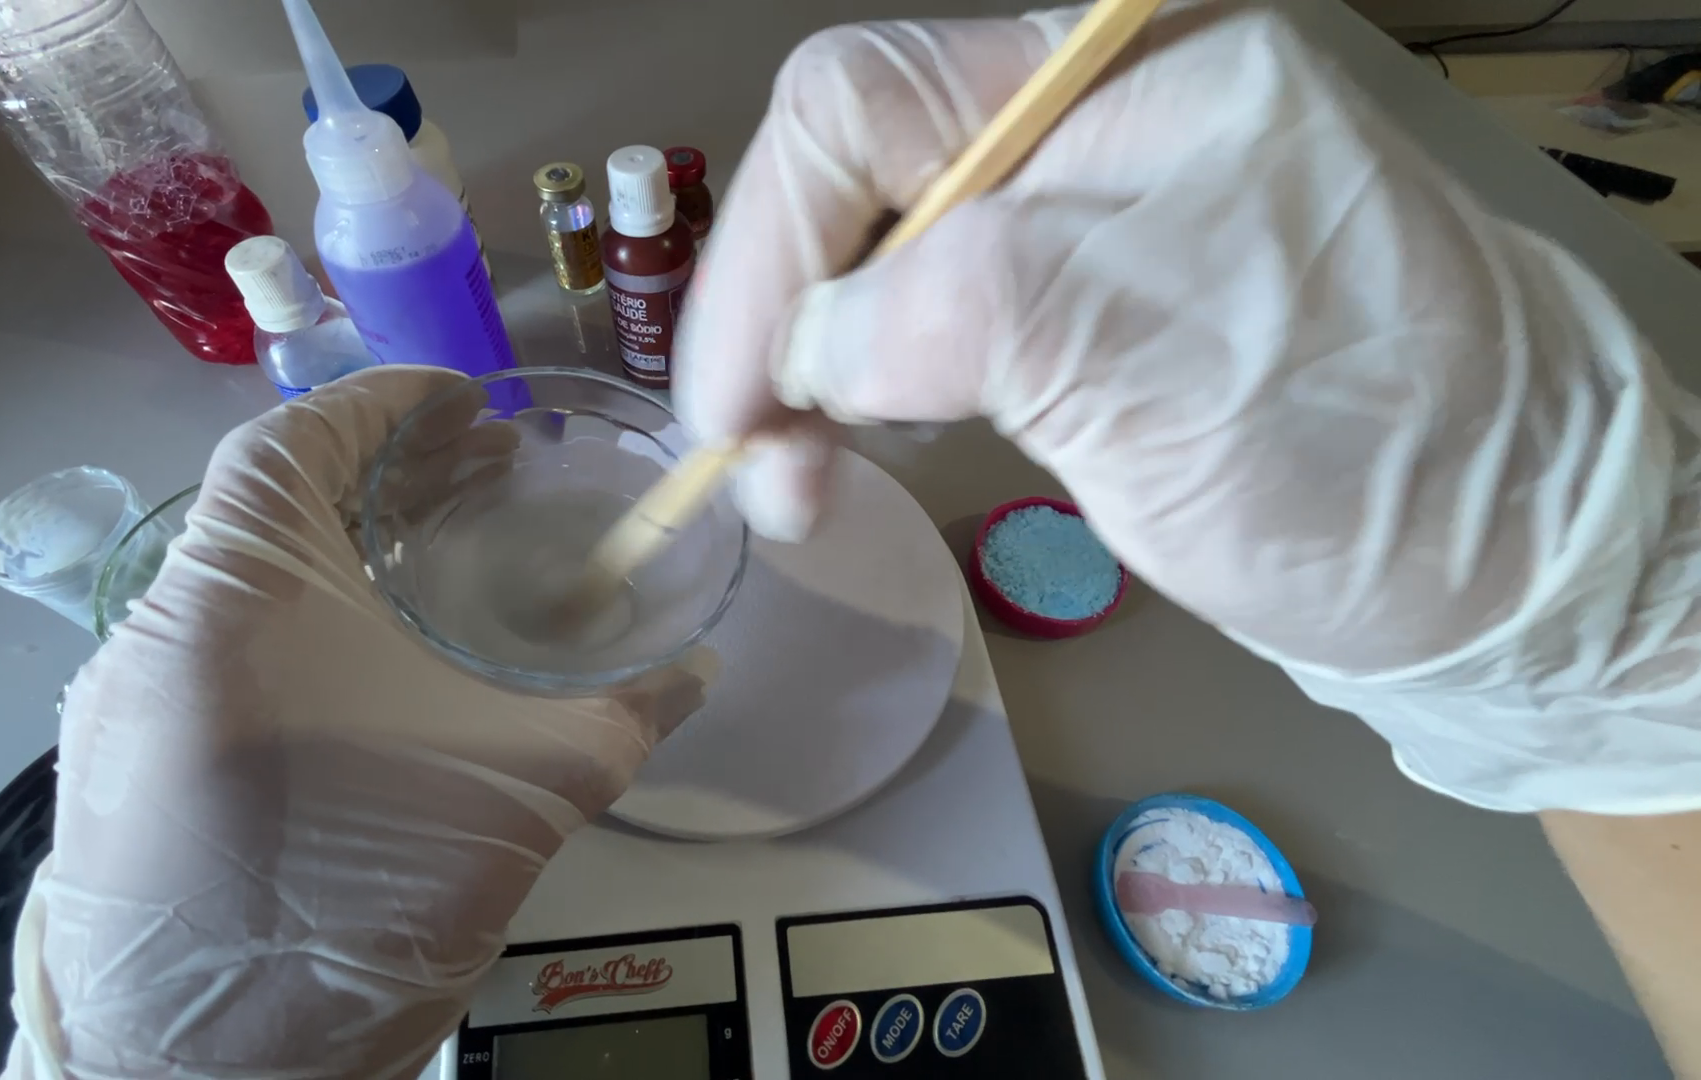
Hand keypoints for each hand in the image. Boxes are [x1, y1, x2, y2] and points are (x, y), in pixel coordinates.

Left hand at [3, 367, 715, 1079]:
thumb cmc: (361, 907)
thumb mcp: (520, 793)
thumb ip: (623, 717)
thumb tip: (703, 669)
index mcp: (245, 601)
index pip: (296, 441)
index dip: (386, 400)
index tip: (469, 398)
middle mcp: (177, 623)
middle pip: (292, 491)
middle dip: (402, 461)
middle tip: (498, 460)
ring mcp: (151, 685)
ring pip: (271, 557)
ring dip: (370, 525)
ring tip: (466, 525)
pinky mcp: (155, 740)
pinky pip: (250, 620)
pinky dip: (333, 591)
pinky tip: (403, 625)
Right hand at [677, 3, 1700, 812]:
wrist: (1487, 572)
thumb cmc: (1361, 456)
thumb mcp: (1161, 357)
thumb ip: (959, 312)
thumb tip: (808, 347)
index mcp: (1105, 91)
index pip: (858, 111)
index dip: (763, 254)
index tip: (725, 406)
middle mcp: (1058, 147)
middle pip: (840, 197)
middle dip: (768, 332)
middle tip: (747, 466)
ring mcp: (1046, 245)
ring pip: (854, 279)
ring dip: (795, 383)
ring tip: (789, 487)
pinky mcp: (1039, 333)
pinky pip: (896, 341)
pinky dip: (843, 405)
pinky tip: (838, 454)